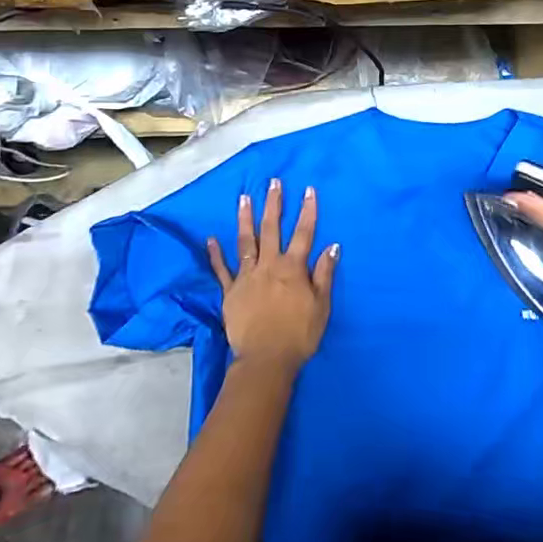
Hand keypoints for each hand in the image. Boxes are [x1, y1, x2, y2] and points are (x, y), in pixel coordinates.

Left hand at [207, 179, 338, 371]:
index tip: (308, 190)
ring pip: (246, 242)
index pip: (303, 234)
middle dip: (273, 204)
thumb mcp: (321, 306)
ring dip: (245, 219)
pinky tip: (210, 239)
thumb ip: (324, 275)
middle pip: (271, 229)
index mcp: (293, 269)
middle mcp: (269, 266)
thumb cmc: (299, 335)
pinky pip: (221, 269)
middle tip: (273, 182)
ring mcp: (247, 277)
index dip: (307, 211)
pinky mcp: (230, 291)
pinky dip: (215, 254)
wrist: (266, 359)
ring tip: (243, 198)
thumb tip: (332, 247)